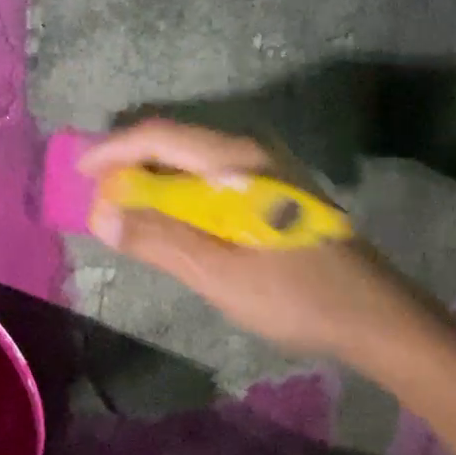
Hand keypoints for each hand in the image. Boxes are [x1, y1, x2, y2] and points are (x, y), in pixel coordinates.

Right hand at [79, 120, 440, 365]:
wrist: (377, 317)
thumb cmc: (297, 296)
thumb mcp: (219, 274)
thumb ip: (160, 240)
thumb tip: (102, 216)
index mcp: (238, 162)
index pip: (160, 137)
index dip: (113, 150)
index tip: (78, 172)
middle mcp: (252, 151)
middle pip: (175, 142)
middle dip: (129, 164)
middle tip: (96, 196)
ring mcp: (268, 168)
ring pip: (193, 160)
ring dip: (154, 179)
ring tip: (123, 208)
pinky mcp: (276, 190)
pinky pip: (212, 176)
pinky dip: (180, 192)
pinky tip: (170, 219)